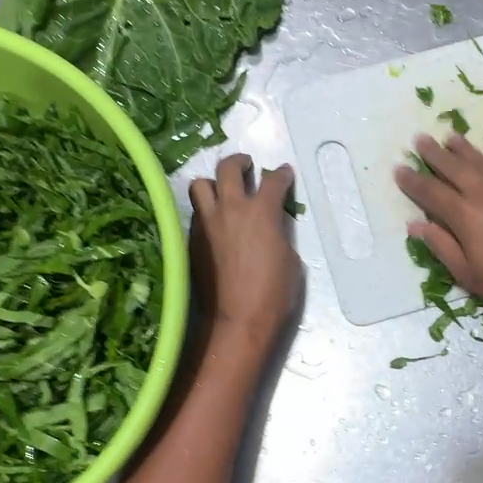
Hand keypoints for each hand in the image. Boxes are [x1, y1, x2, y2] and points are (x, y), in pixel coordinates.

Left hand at [189, 154, 303, 353]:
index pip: (273, 181)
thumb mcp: (290, 260)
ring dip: (213, 183)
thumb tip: (271, 230)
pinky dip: (206, 211)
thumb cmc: (274, 294)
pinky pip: (196, 214)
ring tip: (221, 190)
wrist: (239, 320)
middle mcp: (230, 209)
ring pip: (200, 185)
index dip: (281, 174)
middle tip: (246, 166)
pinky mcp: (192, 240)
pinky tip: (215, 223)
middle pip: (228, 168)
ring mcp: (207, 224)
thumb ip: (279, 235)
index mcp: (261, 212)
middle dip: (239, 162)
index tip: (284, 173)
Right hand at [395, 134, 482, 318]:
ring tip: (449, 137)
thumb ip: (440, 244)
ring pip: (480, 162)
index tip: (399, 169)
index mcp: (464, 215)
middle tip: (419, 139)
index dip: (413, 181)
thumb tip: (415, 225)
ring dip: (462, 148)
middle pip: (454, 168)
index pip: (431, 192)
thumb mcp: (464, 272)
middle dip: (434, 154)